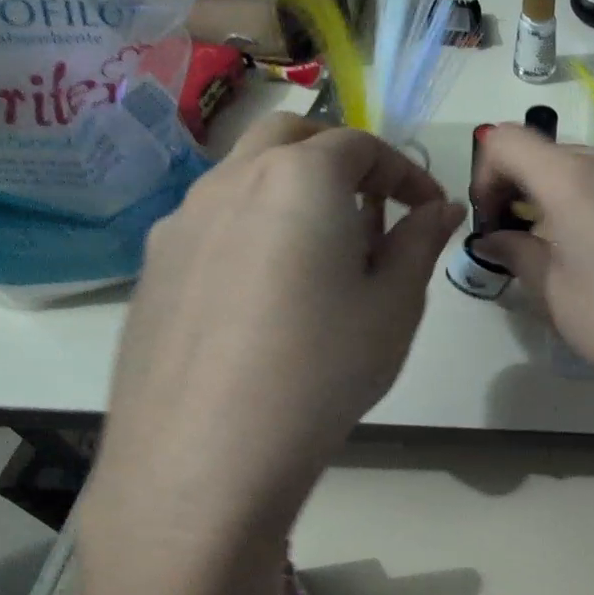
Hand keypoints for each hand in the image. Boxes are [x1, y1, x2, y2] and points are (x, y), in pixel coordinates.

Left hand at [93, 114, 464, 536]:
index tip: (429, 209)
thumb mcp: (394, 305)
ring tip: (325, 253)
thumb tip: (440, 208)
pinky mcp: (153, 268)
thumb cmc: (322, 369)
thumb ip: (419, 242)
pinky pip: (214, 220)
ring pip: (245, 175)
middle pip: (292, 137)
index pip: (361, 145)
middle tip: (373, 208)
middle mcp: (231, 181)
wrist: (203, 457)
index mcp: (299, 178)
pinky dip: (254, 225)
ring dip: (294, 189)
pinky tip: (269, 292)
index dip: (405, 171)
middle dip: (341, 158)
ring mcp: (181, 223)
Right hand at [473, 126, 593, 431]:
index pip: (507, 140)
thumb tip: (495, 238)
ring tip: (575, 249)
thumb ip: (517, 252)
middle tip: (526, 241)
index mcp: (574, 177)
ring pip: (591, 167)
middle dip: (527, 189)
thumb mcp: (554, 293)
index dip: (486, 173)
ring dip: (568, 195)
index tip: (495, 218)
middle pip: (551, 154)